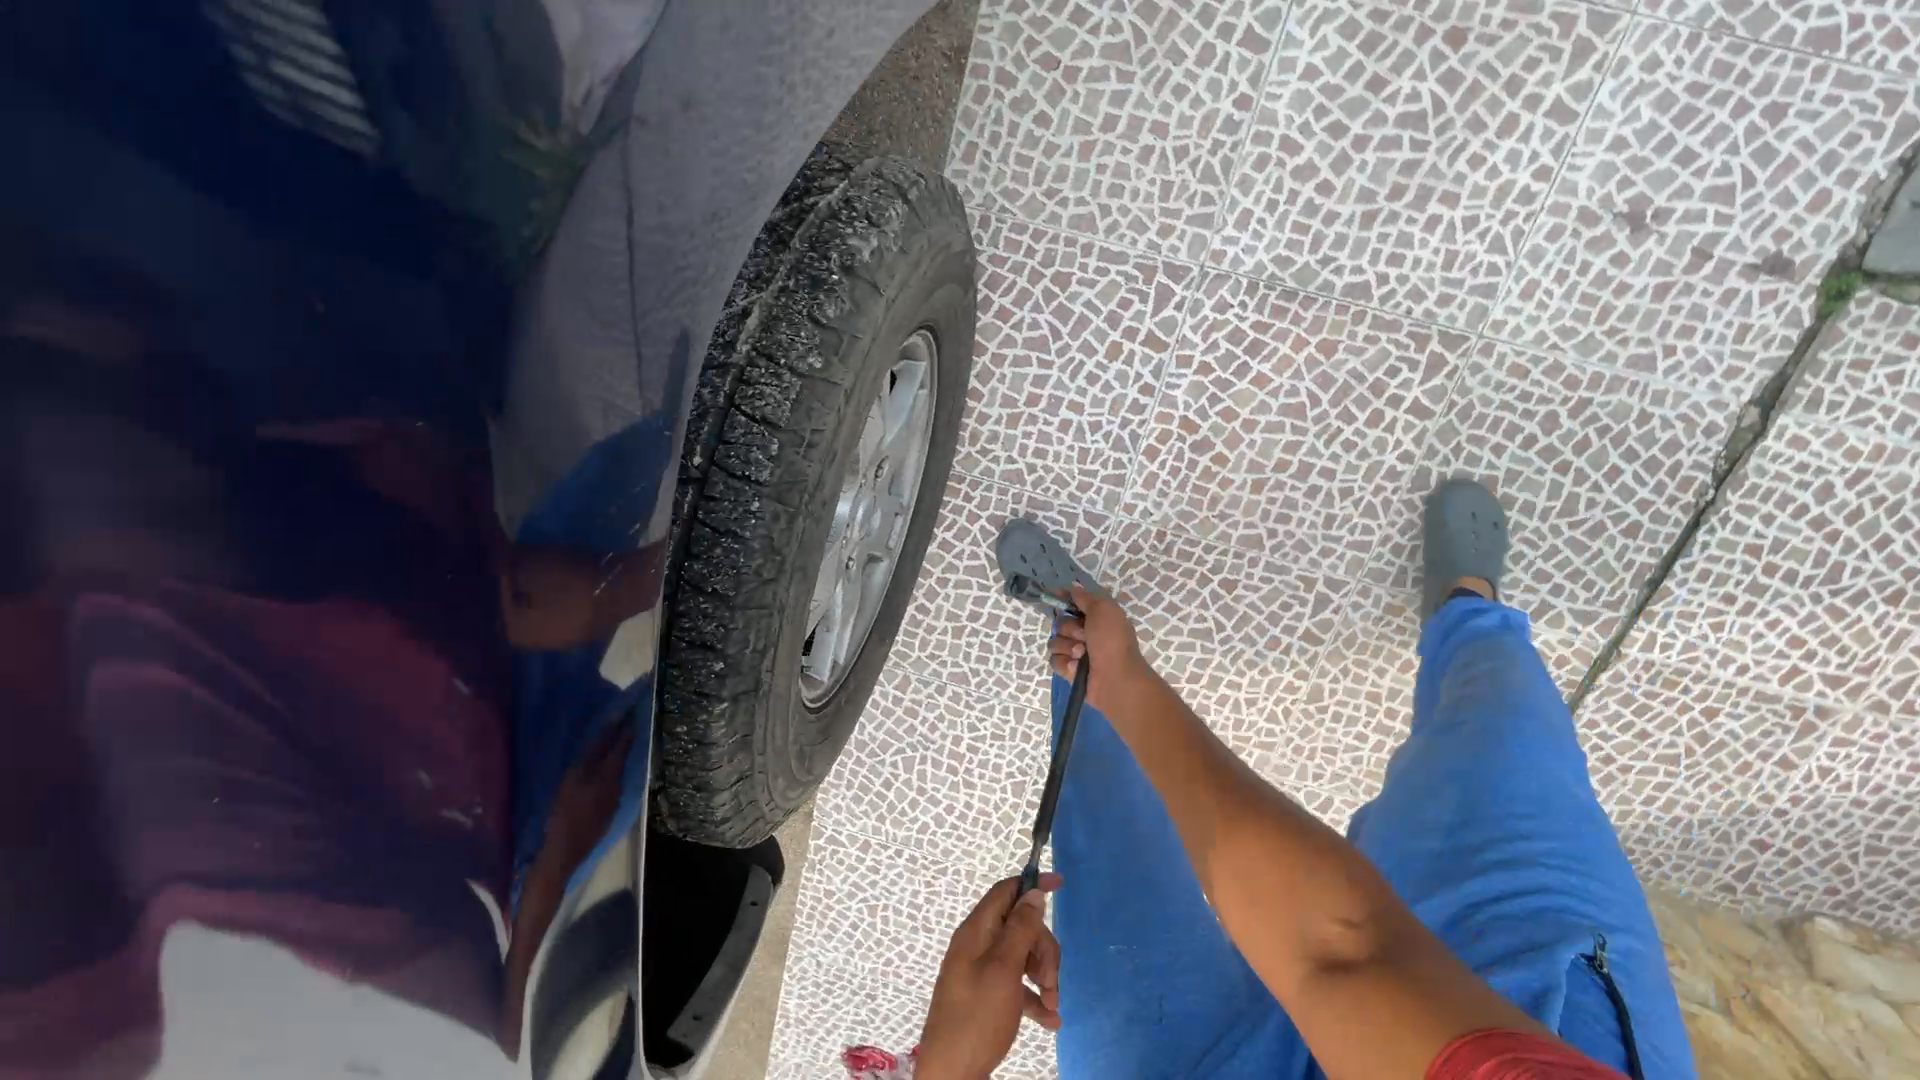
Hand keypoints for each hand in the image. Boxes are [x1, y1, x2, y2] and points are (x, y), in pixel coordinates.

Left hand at [916, 874, 1062, 1079]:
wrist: (951, 1072)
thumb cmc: (977, 1016)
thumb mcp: (1004, 969)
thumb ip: (1020, 929)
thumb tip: (1033, 893)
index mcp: (977, 931)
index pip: (1005, 892)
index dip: (1032, 885)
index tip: (1061, 884)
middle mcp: (978, 946)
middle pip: (1020, 927)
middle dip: (1043, 949)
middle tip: (1050, 979)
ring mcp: (982, 971)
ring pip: (1023, 957)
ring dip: (1043, 976)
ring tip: (1052, 1004)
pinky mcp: (988, 997)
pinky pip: (1018, 985)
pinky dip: (1034, 998)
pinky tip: (1050, 1020)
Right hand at [1047, 585, 1152, 713]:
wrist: (1115, 678)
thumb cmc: (1112, 641)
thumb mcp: (1103, 610)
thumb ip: (1085, 598)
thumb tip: (1073, 586)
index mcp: (1098, 618)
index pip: (1075, 603)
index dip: (1064, 599)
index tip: (1053, 594)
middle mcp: (1087, 634)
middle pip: (1061, 623)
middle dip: (1069, 629)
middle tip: (1084, 637)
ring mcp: (1077, 653)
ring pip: (1055, 642)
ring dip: (1067, 647)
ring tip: (1081, 655)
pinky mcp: (1070, 670)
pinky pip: (1055, 660)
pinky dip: (1066, 663)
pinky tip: (1077, 668)